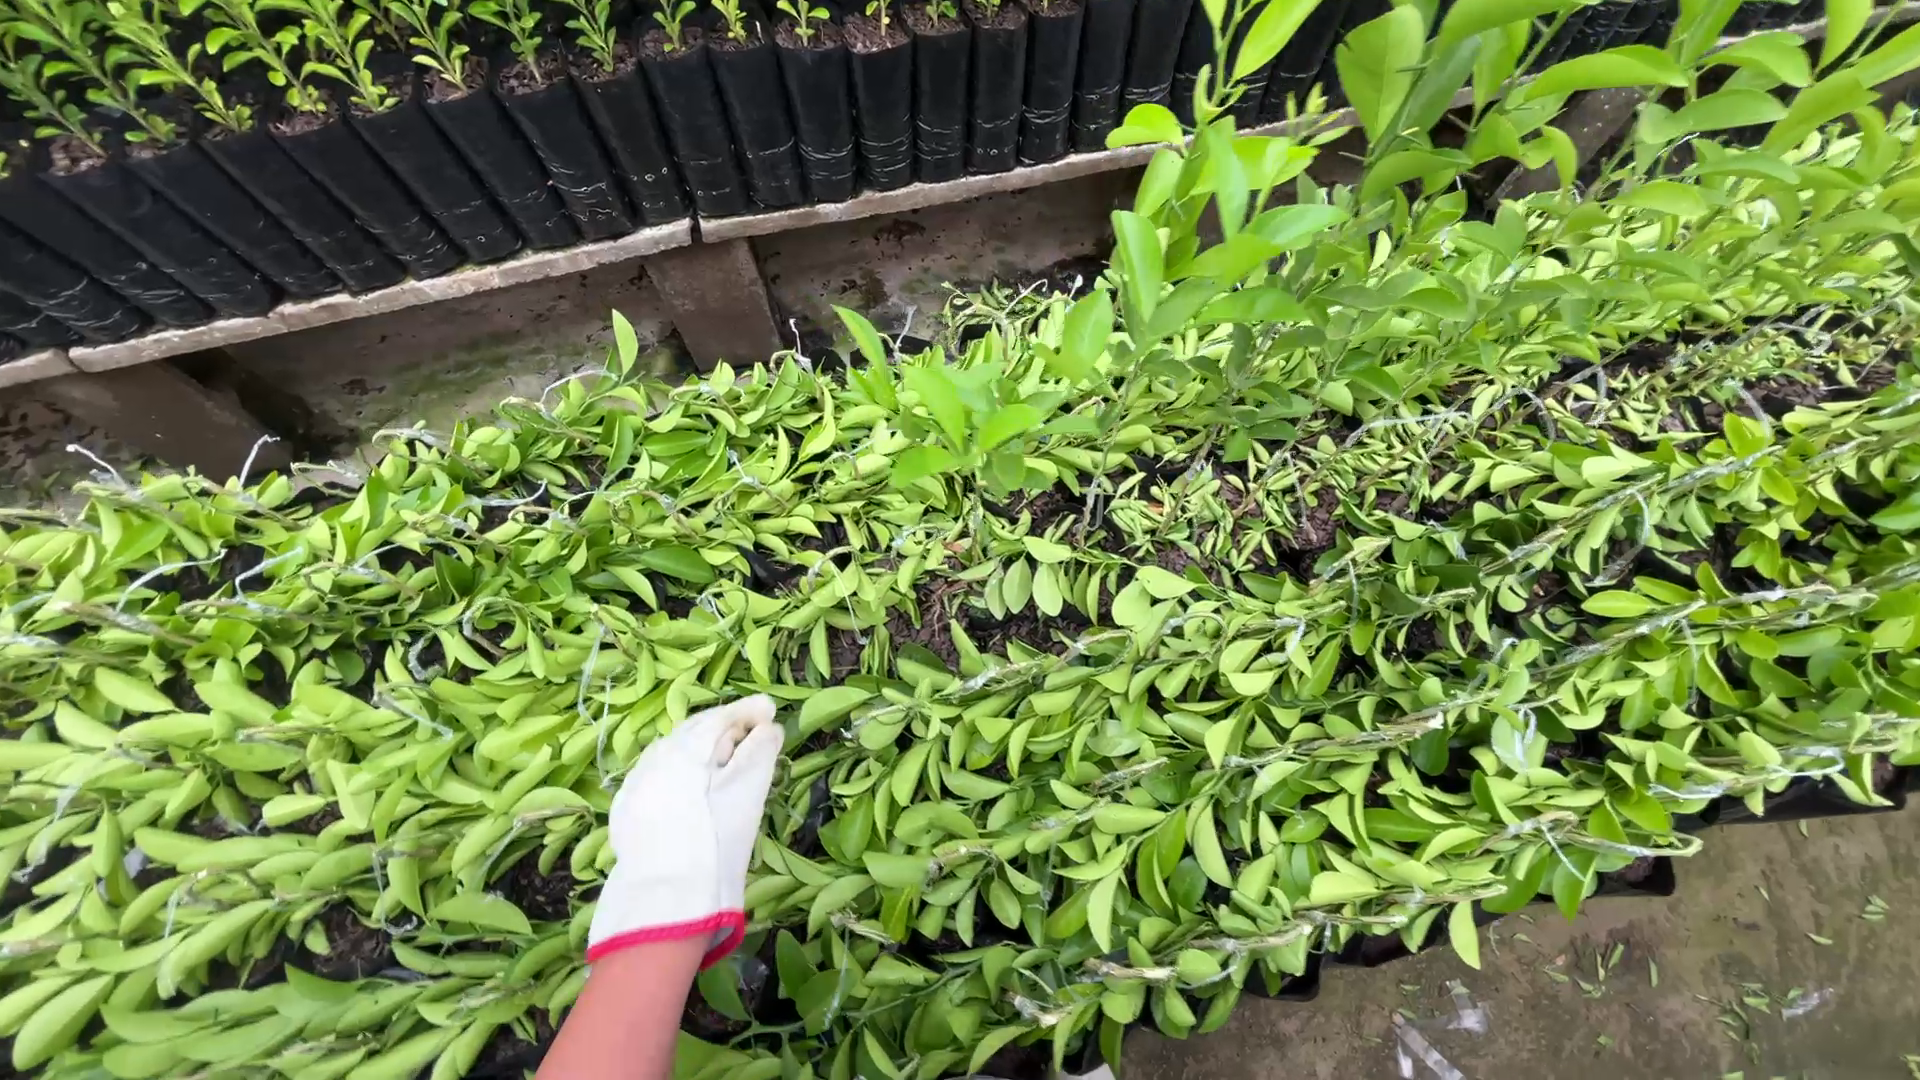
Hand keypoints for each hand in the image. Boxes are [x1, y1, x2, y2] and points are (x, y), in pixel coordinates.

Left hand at [586, 694, 781, 968]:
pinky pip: (659, 775)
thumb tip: (769, 726)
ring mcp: (636, 785)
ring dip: (703, 748)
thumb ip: (760, 749)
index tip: (771, 710)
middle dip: (726, 727)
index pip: (720, 717)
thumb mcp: (748, 791)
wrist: (670, 900)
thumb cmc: (718, 840)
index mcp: (682, 749)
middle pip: (695, 731)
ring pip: (675, 752)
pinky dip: (683, 770)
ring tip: (728, 758)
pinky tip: (697, 786)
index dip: (748, 711)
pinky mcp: (629, 810)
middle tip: (754, 732)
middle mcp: (653, 759)